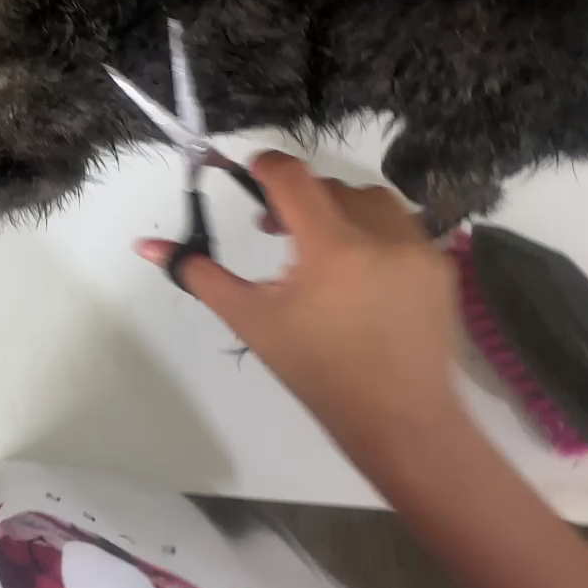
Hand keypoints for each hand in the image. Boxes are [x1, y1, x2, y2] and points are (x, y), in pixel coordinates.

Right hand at [138, 151, 462, 450]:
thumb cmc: (314, 369)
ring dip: (338, 206)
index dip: (265, 166)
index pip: (293, 177)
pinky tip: (355, 267)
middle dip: (297, 196)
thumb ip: (197, 272)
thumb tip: (146, 246)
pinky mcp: (441, 270)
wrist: (400, 420)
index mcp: (331, 248)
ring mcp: (418, 252)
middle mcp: (381, 238)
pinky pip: (402, 225)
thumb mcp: (248, 317)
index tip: (247, 174)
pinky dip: (372, 229)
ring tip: (318, 243)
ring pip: (371, 199)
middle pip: (330, 186)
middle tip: (273, 228)